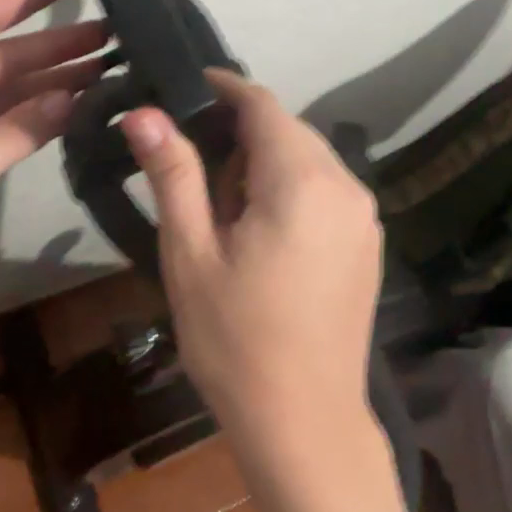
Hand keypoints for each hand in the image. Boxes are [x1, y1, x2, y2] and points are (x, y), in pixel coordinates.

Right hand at [120, 70, 382, 435]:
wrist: (305, 424)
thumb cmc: (235, 340)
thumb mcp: (190, 254)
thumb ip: (173, 174)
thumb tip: (144, 111)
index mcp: (302, 180)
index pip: (261, 103)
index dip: (220, 88)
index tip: (178, 91)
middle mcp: (347, 185)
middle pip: (286, 130)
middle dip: (237, 137)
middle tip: (192, 183)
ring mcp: (365, 218)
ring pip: (306, 160)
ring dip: (262, 168)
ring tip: (222, 219)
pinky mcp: (368, 245)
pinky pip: (324, 192)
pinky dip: (288, 193)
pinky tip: (260, 240)